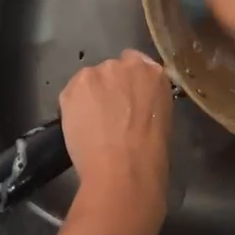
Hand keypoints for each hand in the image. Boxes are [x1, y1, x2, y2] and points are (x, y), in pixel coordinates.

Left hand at [59, 50, 171, 222]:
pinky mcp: (74, 87)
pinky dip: (75, 108)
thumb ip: (148, 99)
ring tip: (93, 124)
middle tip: (110, 113)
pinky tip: (81, 128)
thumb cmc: (150, 155)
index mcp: (152, 72)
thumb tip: (136, 102)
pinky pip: (72, 94)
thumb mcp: (161, 117)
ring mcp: (96, 73)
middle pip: (111, 70)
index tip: (126, 98)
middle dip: (110, 87)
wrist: (123, 171)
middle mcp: (123, 64)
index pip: (137, 63)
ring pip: (90, 81)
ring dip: (91, 96)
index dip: (129, 82)